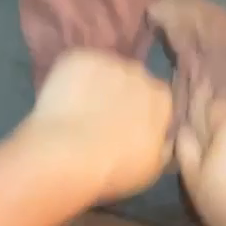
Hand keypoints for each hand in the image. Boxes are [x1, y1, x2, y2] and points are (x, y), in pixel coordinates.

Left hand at [20, 50, 172, 201]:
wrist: (68, 156)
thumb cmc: (116, 169)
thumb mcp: (153, 166)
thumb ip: (162, 144)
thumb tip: (161, 137)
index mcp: (162, 98)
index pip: (157, 99)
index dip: (141, 113)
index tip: (128, 128)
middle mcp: (140, 72)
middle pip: (132, 80)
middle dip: (121, 94)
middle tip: (102, 120)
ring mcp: (107, 61)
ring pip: (104, 71)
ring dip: (97, 84)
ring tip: (79, 110)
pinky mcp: (77, 57)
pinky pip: (78, 65)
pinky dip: (72, 78)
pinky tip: (63, 100)